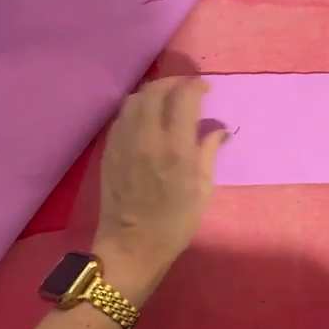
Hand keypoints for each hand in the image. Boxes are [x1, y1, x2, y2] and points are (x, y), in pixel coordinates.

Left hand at [93, 77, 225, 303]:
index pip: (184, 96)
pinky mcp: (109, 150)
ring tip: (166, 99)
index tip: (205, 89)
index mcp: (176, 148)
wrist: (131, 246)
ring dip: (153, 92)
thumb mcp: (202, 190)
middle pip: (156, 90)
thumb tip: (219, 129)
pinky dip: (137, 108)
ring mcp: (124, 142)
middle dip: (174, 82)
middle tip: (186, 89)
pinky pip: (122, 116)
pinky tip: (146, 117)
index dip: (196, 86)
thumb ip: (208, 152)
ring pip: (135, 98)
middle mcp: (147, 137)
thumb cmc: (175, 223)